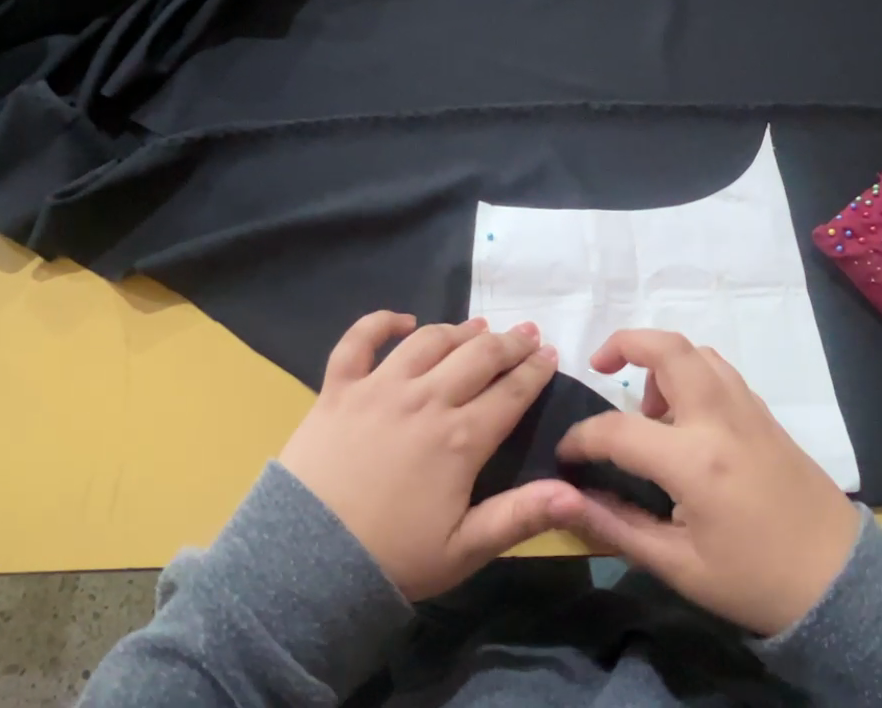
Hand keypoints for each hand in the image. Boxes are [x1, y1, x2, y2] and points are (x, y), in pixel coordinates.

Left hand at [279, 312, 581, 600]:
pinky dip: (380, 322)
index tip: (550, 353)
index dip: (535, 369)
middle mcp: (424, 400)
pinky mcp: (338, 388)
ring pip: (428, 341)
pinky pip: (358, 340)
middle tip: (526, 332)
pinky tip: (402, 320)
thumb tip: (576, 492)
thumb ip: (520, 516)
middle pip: (477, 357)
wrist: (305, 561)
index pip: (511, 391)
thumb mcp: (464, 550)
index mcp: (460, 439)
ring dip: (458, 330)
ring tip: (479, 327)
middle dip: (509, 342)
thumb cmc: (392, 558)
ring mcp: (378, 388)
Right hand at [555, 330, 861, 636]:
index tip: (564, 455)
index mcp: (695, 460)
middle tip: (601, 368)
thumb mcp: (678, 566)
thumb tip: (565, 498)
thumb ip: (616, 525)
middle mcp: (721, 419)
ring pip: (697, 352)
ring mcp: (748, 410)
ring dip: (662, 360)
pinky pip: (720, 372)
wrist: (842, 584)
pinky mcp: (766, 416)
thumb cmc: (755, 581)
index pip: (617, 430)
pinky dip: (690, 373)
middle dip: (624, 343)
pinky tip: (683, 418)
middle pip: (668, 348)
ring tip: (647, 405)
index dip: (580, 439)